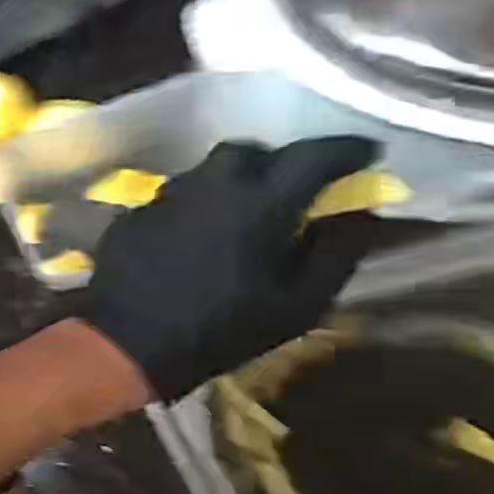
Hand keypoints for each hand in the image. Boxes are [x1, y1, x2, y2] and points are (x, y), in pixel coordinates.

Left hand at [82, 137, 380, 400]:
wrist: (129, 342)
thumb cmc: (223, 329)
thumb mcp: (301, 303)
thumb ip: (338, 251)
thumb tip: (360, 212)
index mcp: (259, 203)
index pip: (313, 154)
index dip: (346, 150)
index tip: (364, 156)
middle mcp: (207, 187)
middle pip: (246, 152)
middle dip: (275, 162)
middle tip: (291, 189)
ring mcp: (160, 199)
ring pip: (202, 173)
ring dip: (228, 184)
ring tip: (240, 215)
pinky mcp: (129, 216)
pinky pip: (169, 199)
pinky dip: (191, 208)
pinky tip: (192, 238)